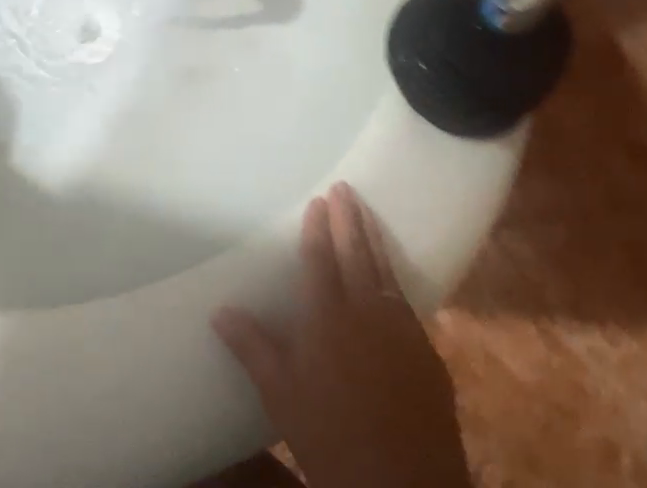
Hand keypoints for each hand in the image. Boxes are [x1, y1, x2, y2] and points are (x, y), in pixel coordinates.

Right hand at [214, 183, 473, 487]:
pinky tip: (391, 280)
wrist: (402, 480)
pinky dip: (395, 278)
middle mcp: (368, 311)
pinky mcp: (427, 352)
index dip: (318, 228)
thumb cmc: (329, 435)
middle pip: (358, 254)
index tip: (319, 199)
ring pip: (387, 271)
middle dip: (350, 218)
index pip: (321, 259)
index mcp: (328, 317)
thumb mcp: (279, 393)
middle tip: (345, 188)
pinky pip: (408, 301)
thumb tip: (220, 310)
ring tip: (367, 215)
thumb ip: (252, 347)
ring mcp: (403, 330)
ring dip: (374, 240)